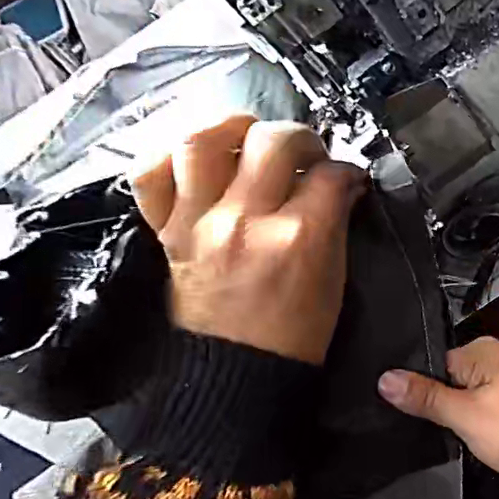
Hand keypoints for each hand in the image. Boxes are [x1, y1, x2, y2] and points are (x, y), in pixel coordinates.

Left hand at [129, 114, 364, 363]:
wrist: (239, 371)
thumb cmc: (296, 333)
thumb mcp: (334, 278)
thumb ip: (336, 223)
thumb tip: (340, 183)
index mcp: (300, 238)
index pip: (330, 174)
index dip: (346, 169)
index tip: (346, 177)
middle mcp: (247, 221)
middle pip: (274, 142)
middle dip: (301, 138)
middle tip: (307, 154)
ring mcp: (199, 223)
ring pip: (204, 140)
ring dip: (234, 127)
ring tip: (250, 138)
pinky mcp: (167, 231)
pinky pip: (152, 174)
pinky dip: (172, 156)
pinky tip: (200, 160)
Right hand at [377, 337, 498, 491]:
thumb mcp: (466, 415)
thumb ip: (426, 397)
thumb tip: (385, 378)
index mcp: (481, 352)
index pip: (430, 363)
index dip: (412, 386)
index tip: (388, 407)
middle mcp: (492, 360)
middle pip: (444, 379)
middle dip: (428, 402)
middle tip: (400, 425)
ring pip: (460, 397)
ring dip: (447, 416)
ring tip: (421, 433)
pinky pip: (477, 409)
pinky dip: (466, 424)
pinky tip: (451, 439)